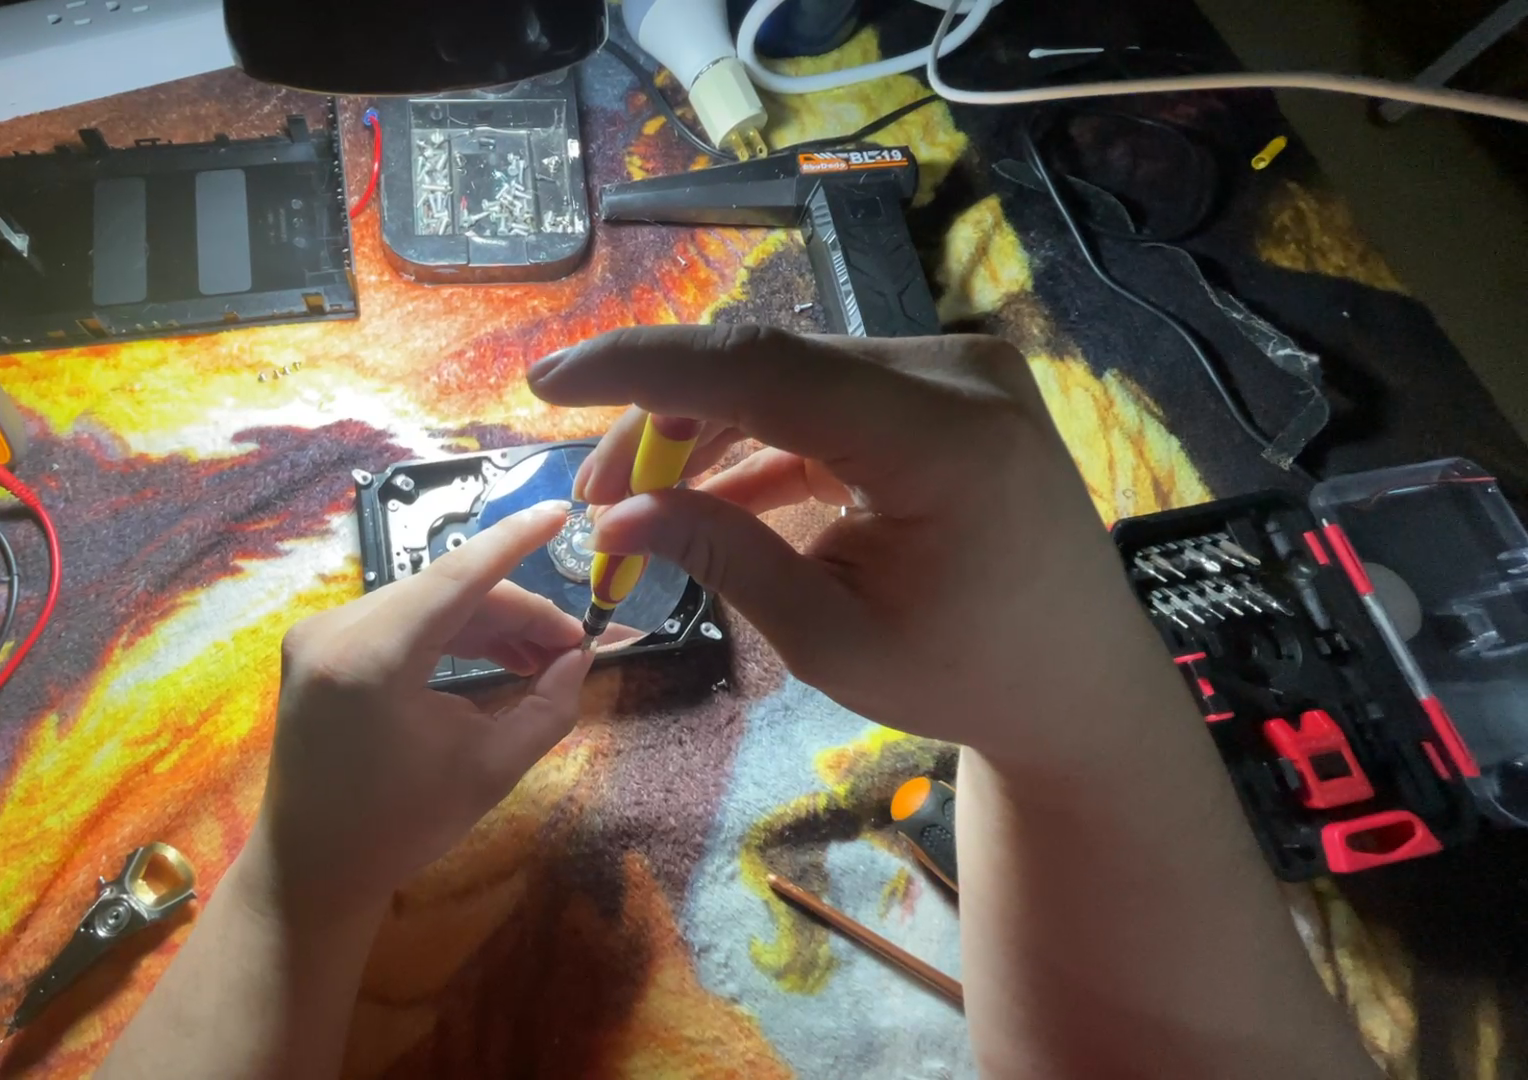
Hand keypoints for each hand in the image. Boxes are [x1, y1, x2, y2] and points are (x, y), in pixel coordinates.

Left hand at [254, 501, 595, 920]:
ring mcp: (321, 633)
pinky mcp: (320, 644)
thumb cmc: (400, 829)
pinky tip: (494, 655)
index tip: (561, 512)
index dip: (515, 541)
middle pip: (448, 592)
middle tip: (568, 645)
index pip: (458, 576)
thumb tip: (579, 657)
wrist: (311, 870)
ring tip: (539, 658)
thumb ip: (548, 707)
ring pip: (427, 603)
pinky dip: (451, 633)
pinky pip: (402, 620)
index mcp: (372, 659)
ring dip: (487, 623)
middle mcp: (337, 629)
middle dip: (516, 612)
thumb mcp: (491, 770)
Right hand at [529, 326, 1179, 767]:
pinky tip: (699, 492)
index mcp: (941, 437)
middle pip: (760, 369)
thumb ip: (722, 558)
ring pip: (778, 381)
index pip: (759, 369)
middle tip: (594, 491)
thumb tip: (613, 522)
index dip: (641, 368)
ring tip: (632, 497)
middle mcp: (949, 375)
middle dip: (658, 421)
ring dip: (697, 433)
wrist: (1076, 688)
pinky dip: (749, 446)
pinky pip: (812, 405)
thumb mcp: (828, 636)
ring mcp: (946, 378)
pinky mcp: (930, 399)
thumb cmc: (963, 679)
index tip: (549, 381)